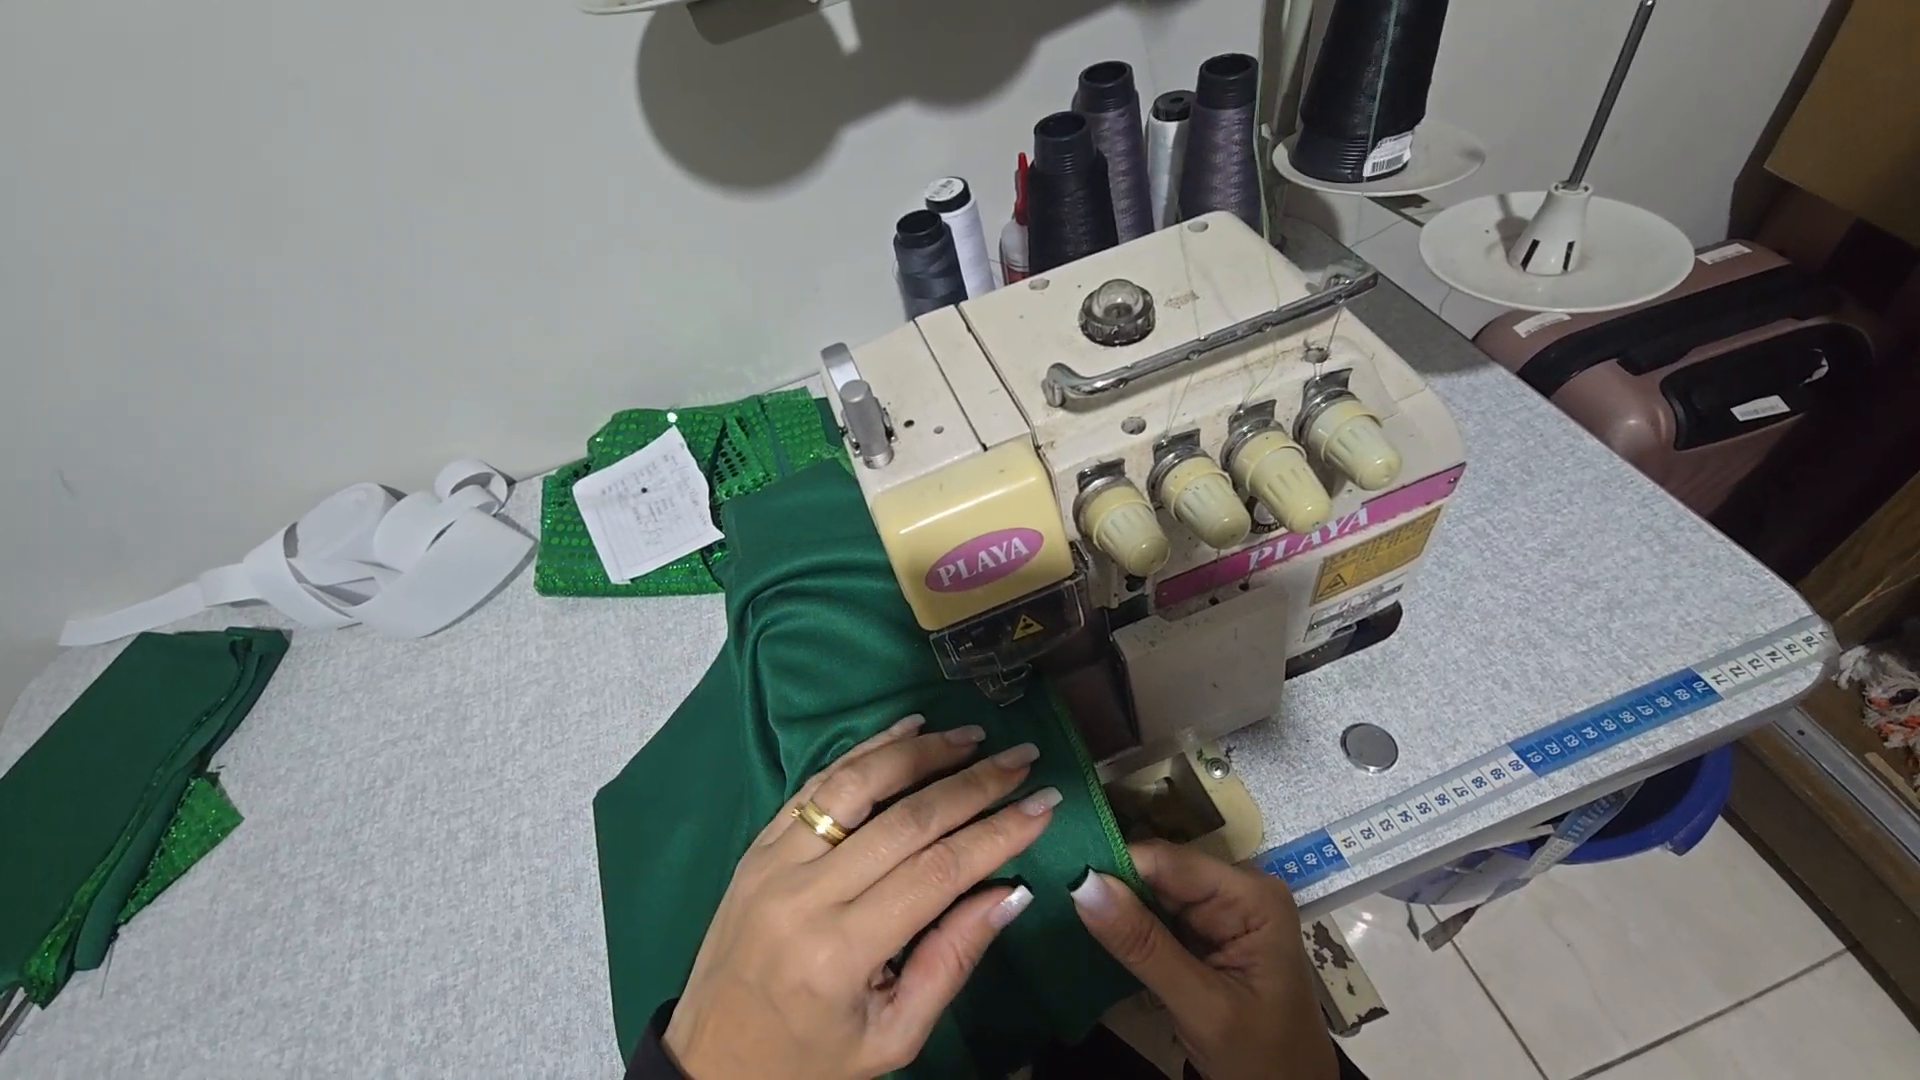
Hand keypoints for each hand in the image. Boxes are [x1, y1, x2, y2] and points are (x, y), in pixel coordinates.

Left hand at [663, 715, 1061, 1079]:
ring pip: (857, 783)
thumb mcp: (893, 1036)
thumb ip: (953, 959)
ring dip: (921, 751)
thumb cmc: (810, 1061)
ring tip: (972, 736)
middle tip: (1023, 756)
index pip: (937, 871)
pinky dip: (868, 749)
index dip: (997, 832)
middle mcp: (804, 893)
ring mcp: (774, 858)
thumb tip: (1013, 890)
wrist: (708, 1064)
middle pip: (905, 819)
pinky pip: (819, 782)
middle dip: (974, 783)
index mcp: (840, 952)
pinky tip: (909, 727)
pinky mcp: (759, 842)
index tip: (1045, 803)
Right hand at [1072, 840, 1337, 1079]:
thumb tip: (1083, 884)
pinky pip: (1156, 915)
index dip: (1115, 864)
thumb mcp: (1202, 1007)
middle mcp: (1236, 889)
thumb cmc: (1263, 1061)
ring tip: (1066, 906)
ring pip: (1151, 891)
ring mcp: (1220, 910)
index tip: (1062, 876)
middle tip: (1058, 892)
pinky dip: (1129, 925)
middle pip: (1158, 871)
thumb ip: (1143, 945)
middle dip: (1113, 884)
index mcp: (1251, 895)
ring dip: (1116, 904)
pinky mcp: (1204, 933)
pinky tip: (1097, 928)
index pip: (1168, 861)